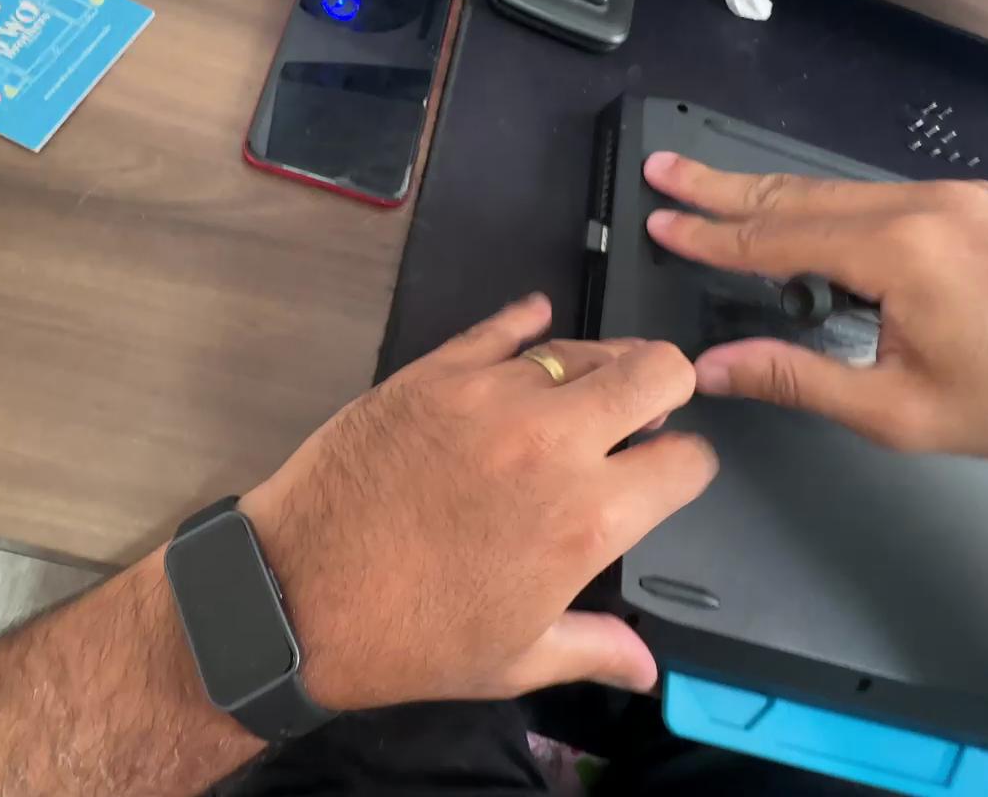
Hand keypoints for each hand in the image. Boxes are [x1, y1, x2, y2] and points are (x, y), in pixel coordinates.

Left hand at [238, 295, 712, 710]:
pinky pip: (500, 326)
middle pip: (653, 372)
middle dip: (667, 384)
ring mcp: (490, 393)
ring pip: (581, 345)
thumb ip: (594, 649)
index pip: (686, 461)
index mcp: (587, 518)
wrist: (299, 588)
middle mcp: (553, 441)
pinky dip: (525, 321)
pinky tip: (535, 320)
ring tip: (591, 380)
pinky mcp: (436, 369)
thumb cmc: (411, 634)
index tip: (670, 470)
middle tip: (649, 402)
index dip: (688, 465)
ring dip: (600, 361)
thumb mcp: (513, 660)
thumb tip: (648, 666)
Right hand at [641, 152, 987, 476]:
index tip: (658, 218)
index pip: (774, 239)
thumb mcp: (896, 412)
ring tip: (710, 187)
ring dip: (766, 194)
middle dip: (719, 185)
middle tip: (663, 167)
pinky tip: (799, 217)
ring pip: (835, 191)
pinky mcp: (980, 204)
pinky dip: (820, 205)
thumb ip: (793, 379)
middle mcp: (923, 205)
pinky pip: (877, 197)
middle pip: (795, 193)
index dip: (707, 233)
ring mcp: (957, 197)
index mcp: (899, 252)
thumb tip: (706, 369)